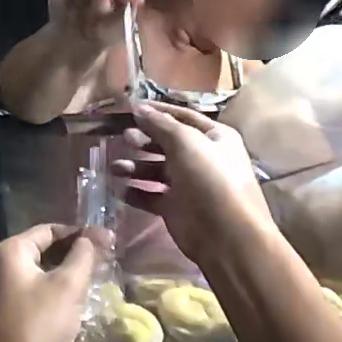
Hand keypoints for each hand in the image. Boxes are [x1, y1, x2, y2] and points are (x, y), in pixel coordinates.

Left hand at [0, 223, 101, 341]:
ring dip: (75, 275)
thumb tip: (95, 235)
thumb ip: (83, 256)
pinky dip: (67, 296)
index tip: (110, 238)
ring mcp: (14, 293)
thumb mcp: (67, 286)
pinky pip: (48, 296)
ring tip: (106, 277)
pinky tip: (90, 302)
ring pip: (50, 275)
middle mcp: (9, 267)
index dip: (79, 232)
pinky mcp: (23, 315)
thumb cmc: (39, 324)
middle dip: (79, 253)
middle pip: (49, 251)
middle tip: (112, 257)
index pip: (50, 230)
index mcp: (12, 252)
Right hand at [111, 102, 275, 262]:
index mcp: (213, 137)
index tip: (130, 107)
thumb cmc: (209, 178)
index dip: (157, 111)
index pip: (182, 117)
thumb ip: (159, 123)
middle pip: (166, 143)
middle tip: (123, 138)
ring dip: (134, 166)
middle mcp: (201, 158)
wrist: (226, 234)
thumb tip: (137, 107)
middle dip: (143, 139)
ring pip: (155, 169)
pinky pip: (150, 194)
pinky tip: (118, 189)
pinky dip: (134, 191)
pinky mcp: (175, 207)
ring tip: (116, 168)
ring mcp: (188, 184)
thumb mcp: (185, 142)